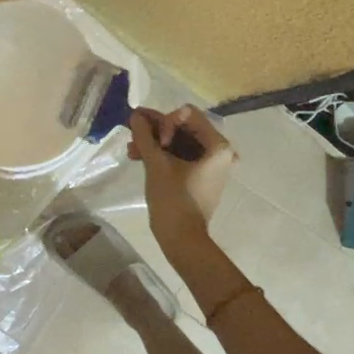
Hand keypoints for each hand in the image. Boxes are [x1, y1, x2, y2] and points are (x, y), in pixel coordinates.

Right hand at [127, 105, 234, 250]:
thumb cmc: (173, 199)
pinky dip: (164, 155)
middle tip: (133, 135)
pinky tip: (140, 157)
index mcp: (218, 146)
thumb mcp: (156, 164)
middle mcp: (222, 152)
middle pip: (185, 128)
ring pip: (181, 143)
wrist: (181, 238)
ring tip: (132, 150)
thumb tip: (135, 116)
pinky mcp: (203, 177)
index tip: (154, 140)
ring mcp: (213, 166)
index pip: (188, 115)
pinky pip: (183, 157)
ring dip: (156, 143)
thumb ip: (145, 136)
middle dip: (157, 131)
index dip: (165, 120)